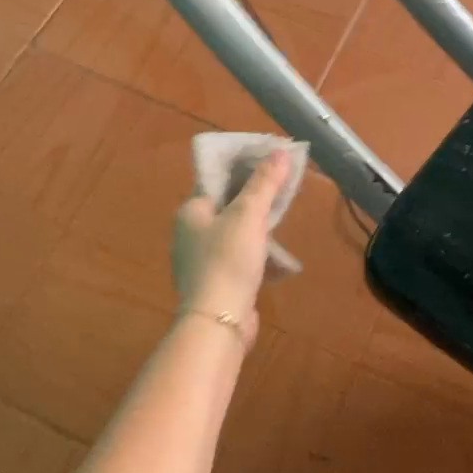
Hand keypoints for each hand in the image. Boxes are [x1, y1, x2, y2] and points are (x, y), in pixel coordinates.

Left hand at [170, 150, 291, 348]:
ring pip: (235, 235)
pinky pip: (239, 261)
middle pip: (227, 208)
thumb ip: (264, 183)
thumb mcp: (249, 215)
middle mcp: (190, 234)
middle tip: (283, 194)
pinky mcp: (215, 284)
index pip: (216, 181)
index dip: (243, 170)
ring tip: (283, 226)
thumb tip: (279, 151)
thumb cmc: (228, 260)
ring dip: (259, 232)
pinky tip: (279, 263)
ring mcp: (200, 261)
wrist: (219, 321)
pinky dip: (258, 258)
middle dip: (255, 203)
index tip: (270, 165)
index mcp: (190, 212)